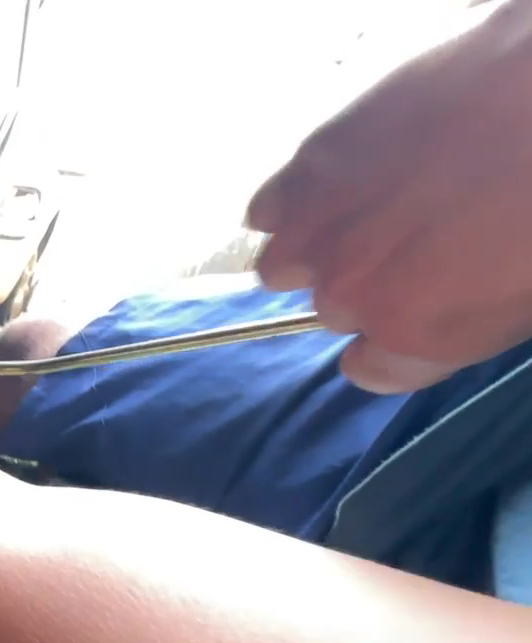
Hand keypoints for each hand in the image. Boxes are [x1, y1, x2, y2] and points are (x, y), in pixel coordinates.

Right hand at [246, 0, 531, 391]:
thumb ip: (476, 311)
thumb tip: (441, 310)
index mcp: (421, 328)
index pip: (372, 369)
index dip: (398, 343)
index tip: (423, 315)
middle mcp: (347, 294)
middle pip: (332, 309)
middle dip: (367, 283)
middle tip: (423, 237)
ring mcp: (313, 233)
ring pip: (282, 266)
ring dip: (316, 248)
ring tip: (370, 207)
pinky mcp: (301, 173)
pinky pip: (266, 212)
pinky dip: (292, 204)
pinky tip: (342, 178)